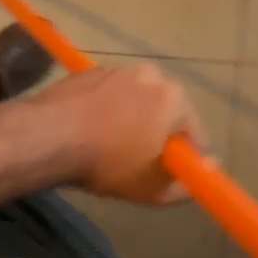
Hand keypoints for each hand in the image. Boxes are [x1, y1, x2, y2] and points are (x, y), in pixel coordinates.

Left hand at [36, 63, 205, 205]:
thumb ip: (185, 183)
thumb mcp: (151, 188)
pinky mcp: (89, 71)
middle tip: (143, 160)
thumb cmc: (108, 162)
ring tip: (113, 145)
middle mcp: (150, 75)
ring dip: (132, 117)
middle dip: (159, 132)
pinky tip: (92, 129)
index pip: (194, 131)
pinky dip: (107, 108)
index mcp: (173, 98)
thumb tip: (206, 170)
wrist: (50, 134)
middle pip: (165, 109)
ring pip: (136, 99)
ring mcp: (117, 69)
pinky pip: (109, 93)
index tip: (175, 172)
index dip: (187, 155)